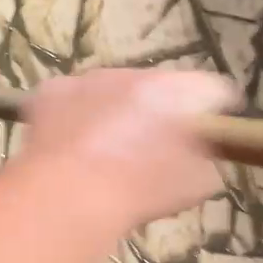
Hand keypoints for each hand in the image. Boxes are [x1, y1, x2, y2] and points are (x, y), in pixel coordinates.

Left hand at [16, 69, 240, 228]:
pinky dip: (76, 110)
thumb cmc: (144, 188)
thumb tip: (194, 143)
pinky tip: (73, 138)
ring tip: (108, 141)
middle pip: (157, 83)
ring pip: (111, 86)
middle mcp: (130, 73)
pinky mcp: (49, 89)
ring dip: (116, 105)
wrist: (68, 189)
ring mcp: (83, 78)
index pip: (212, 88)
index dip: (214, 110)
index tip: (209, 130)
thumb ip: (204, 148)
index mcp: (178, 90)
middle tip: (154, 139)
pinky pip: (72, 94)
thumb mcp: (203, 178)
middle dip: (160, 105)